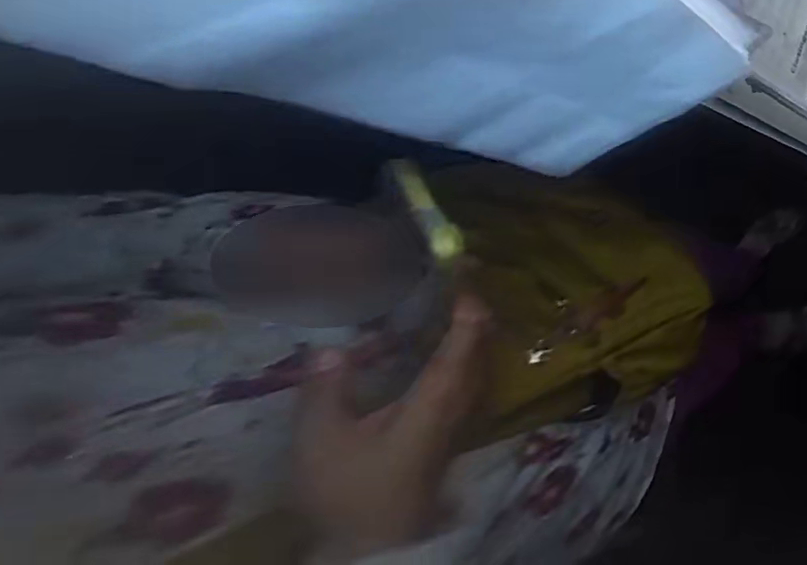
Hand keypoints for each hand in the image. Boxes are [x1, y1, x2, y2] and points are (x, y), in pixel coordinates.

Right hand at [293, 293, 491, 559]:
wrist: (375, 540)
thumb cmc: (353, 490)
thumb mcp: (323, 445)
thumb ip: (325, 392)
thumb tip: (326, 346)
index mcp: (441, 391)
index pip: (469, 333)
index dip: (469, 299)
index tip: (460, 268)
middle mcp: (464, 393)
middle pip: (483, 337)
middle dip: (474, 304)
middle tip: (455, 275)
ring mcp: (466, 408)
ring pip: (482, 353)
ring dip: (473, 324)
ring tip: (451, 298)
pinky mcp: (458, 420)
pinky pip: (474, 368)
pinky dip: (468, 345)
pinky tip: (444, 339)